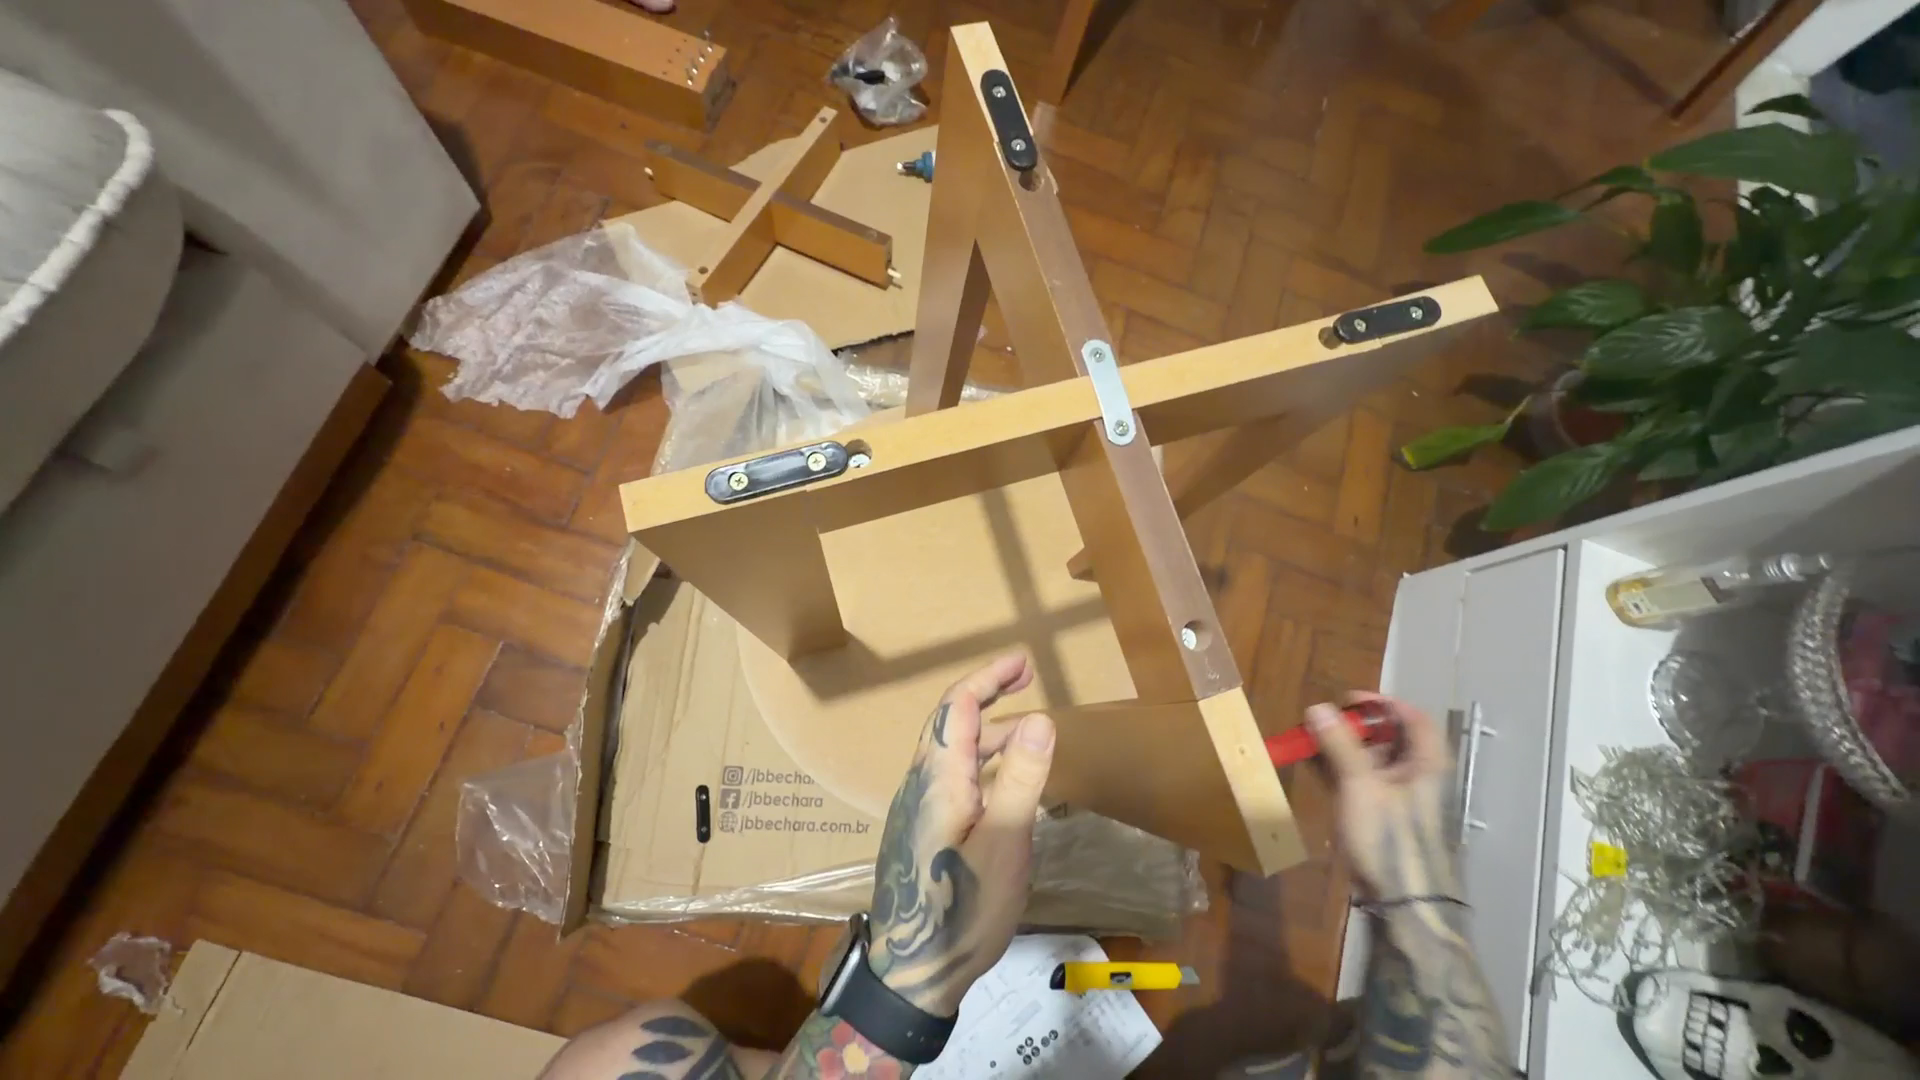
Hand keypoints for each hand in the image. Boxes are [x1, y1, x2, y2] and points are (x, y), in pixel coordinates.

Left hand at [866, 653, 1056, 1016]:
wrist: (911, 971)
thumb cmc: (962, 905)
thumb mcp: (1005, 841)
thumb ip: (1021, 778)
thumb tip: (1040, 717)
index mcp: (937, 777)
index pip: (956, 706)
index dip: (987, 678)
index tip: (1022, 661)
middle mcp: (921, 783)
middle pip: (949, 723)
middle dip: (987, 695)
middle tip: (1025, 679)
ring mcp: (917, 808)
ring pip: (950, 752)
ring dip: (985, 731)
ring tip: (1024, 733)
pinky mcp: (921, 830)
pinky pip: (951, 777)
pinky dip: (979, 761)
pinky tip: (1001, 784)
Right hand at [1308, 693, 1459, 901]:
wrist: (1400, 901)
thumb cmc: (1390, 837)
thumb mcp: (1361, 785)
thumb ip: (1339, 744)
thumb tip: (1317, 707)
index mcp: (1425, 763)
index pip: (1413, 718)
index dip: (1383, 704)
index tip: (1348, 701)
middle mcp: (1413, 775)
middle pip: (1387, 736)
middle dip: (1352, 725)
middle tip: (1320, 720)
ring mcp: (1394, 796)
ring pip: (1367, 758)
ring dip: (1338, 746)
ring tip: (1307, 739)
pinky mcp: (1376, 814)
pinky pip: (1355, 780)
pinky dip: (1334, 768)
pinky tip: (1309, 763)